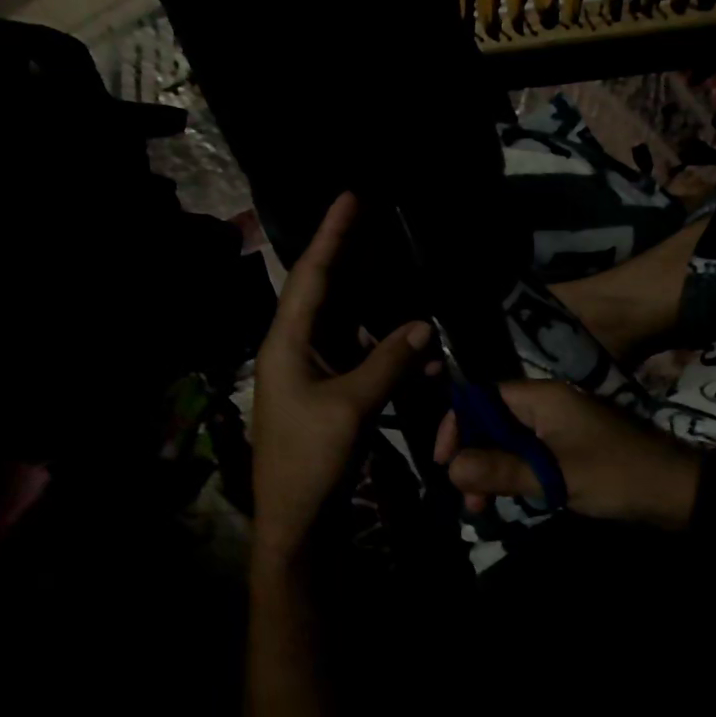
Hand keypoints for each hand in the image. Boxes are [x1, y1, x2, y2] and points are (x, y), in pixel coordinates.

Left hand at [252, 192, 431, 563]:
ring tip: (422, 302)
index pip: (311, 275)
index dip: (332, 235)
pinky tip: (426, 359)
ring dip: (390, 320)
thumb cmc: (310, 459)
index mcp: (288, 342)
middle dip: (359, 261)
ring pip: (358, 328)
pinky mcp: (337, 393)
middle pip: (333, 293)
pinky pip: (369, 360)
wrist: (299, 519)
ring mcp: (319, 371)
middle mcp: (301, 347)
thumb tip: (424, 325)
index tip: (351, 197)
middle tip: (387, 226)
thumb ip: (388, 362)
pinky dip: (396, 356)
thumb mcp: (351, 407)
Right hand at [434, 380, 701, 529]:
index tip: (444, 461)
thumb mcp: (555, 475)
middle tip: (467, 499)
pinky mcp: (570, 449)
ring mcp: (560, 428)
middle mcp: (547, 405)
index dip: (458, 424)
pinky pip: (530, 456)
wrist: (674, 490)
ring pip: (510, 442)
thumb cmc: (615, 474)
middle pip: (493, 421)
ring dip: (491, 470)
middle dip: (473, 455)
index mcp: (543, 397)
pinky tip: (507, 501)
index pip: (483, 396)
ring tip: (483, 509)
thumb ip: (502, 469)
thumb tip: (450, 468)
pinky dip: (514, 476)